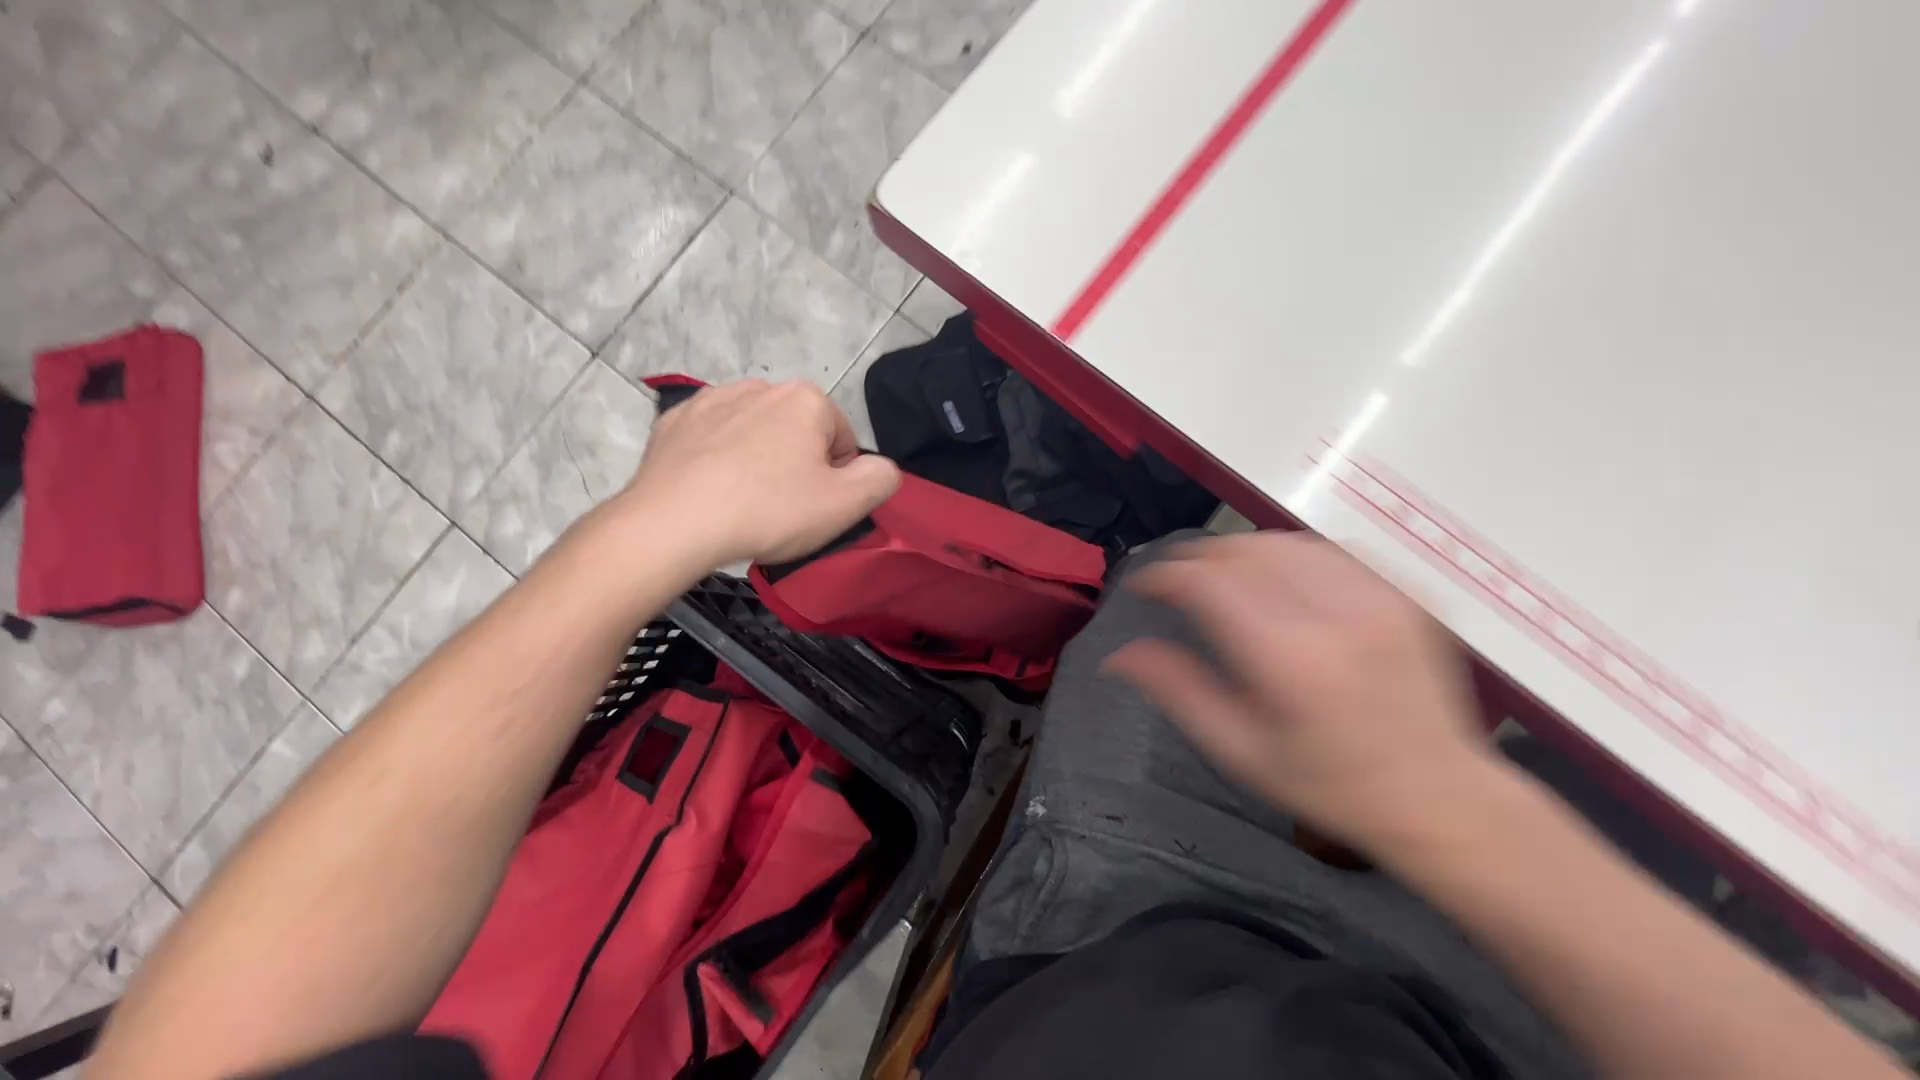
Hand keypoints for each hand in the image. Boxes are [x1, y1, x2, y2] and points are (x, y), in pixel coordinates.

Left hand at [614, 379, 900, 567]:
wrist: (674, 523)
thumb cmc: (769, 511)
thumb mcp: (845, 506)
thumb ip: (880, 479)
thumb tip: (881, 468)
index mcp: (807, 400)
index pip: (841, 438)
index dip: (836, 478)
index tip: (815, 507)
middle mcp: (761, 387)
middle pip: (796, 431)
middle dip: (795, 464)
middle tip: (781, 510)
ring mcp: (711, 400)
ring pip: (752, 432)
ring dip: (756, 459)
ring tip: (743, 503)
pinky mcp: (674, 421)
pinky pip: (710, 439)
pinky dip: (715, 460)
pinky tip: (710, 492)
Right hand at [1106, 533, 1494, 849]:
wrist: (1438, 795)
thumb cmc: (1328, 784)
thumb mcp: (1240, 751)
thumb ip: (1177, 692)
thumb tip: (1118, 655)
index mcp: (1289, 661)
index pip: (1209, 583)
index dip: (1166, 574)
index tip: (1146, 587)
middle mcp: (1335, 617)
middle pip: (1245, 552)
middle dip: (1200, 558)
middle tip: (1180, 581)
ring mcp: (1379, 600)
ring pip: (1288, 543)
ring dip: (1244, 552)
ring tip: (1224, 576)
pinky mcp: (1407, 595)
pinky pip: (1334, 551)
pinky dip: (1293, 556)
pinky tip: (1281, 579)